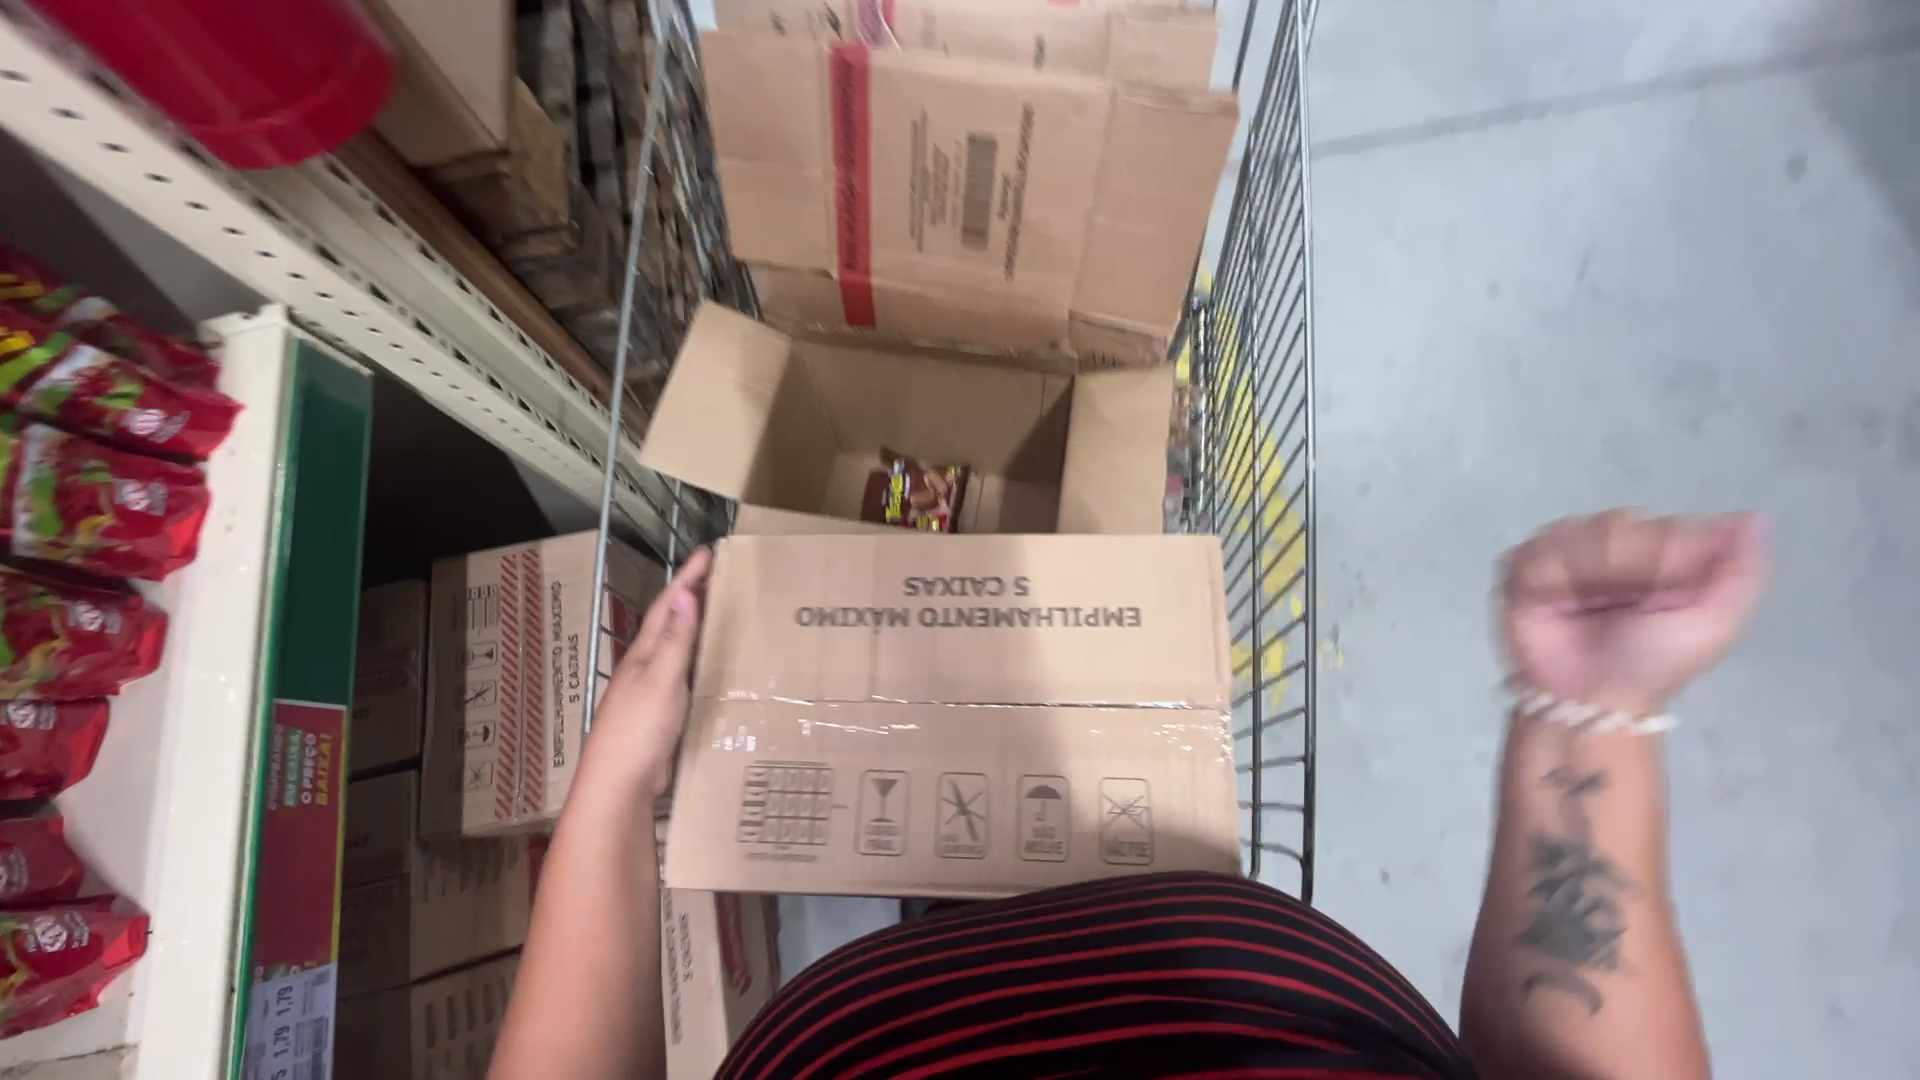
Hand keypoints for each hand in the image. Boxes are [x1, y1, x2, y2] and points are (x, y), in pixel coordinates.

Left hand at [578, 546, 712, 798]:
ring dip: (698, 628)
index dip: (687, 578)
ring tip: (725, 612)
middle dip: (693, 597)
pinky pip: (688, 675)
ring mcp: (654, 691)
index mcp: (643, 654)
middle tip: (721, 576)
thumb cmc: (638, 730)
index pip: (668, 606)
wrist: (621, 786)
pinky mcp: (664, 714)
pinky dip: (703, 661)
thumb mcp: (661, 680)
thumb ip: (675, 640)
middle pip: (672, 623)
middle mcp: (647, 667)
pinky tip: (718, 666)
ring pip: (679, 649)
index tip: (708, 552)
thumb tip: (684, 593)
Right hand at [1500, 511, 1767, 715]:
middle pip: (1614, 521)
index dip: (1663, 554)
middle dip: (1620, 562)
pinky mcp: (1519, 571)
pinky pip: (1528, 550)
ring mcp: (1562, 557)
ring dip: (1578, 569)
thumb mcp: (1713, 623)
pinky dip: (1541, 574)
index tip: (1664, 593)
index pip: (1663, 523)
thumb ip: (1741, 571)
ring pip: (1568, 528)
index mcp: (1661, 558)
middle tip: (1620, 603)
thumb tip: (1752, 517)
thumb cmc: (1653, 663)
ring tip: (1578, 604)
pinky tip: (1551, 599)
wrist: (1588, 694)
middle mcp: (1612, 550)